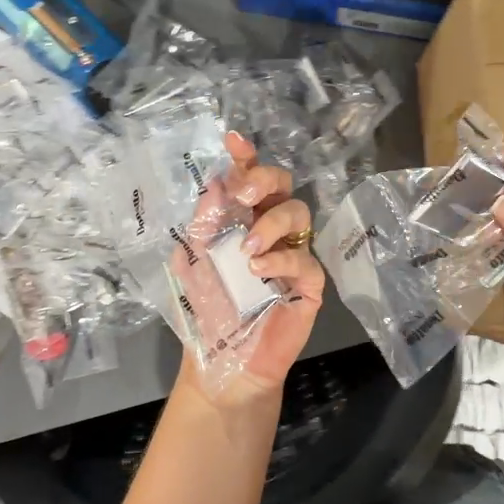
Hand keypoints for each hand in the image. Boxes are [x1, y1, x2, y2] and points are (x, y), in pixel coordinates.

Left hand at [169, 133, 324, 404]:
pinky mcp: (309, 285)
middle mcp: (271, 231)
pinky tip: (258, 270)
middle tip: (243, 197)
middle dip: (265, 181)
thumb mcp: (194, 262)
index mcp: (242, 222)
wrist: (222, 364)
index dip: (245, 158)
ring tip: (246, 248)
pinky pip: (306, 259)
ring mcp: (293, 256)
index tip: (233, 140)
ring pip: (300, 214)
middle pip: (284, 187)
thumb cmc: (206, 312)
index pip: (248, 181)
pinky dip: (281, 258)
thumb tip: (216, 182)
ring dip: (271, 222)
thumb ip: (204, 223)